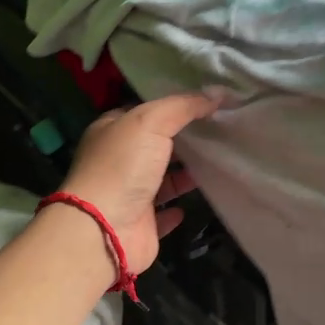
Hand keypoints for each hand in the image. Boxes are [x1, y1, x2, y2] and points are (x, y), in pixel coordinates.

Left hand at [54, 91, 218, 274]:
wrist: (105, 229)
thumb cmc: (122, 167)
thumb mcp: (151, 122)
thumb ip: (183, 106)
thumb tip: (217, 95)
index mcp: (111, 132)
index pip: (142, 113)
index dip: (171, 107)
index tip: (204, 103)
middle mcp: (117, 162)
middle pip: (153, 145)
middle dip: (181, 140)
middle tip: (219, 131)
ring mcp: (128, 195)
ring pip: (161, 180)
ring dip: (183, 174)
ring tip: (216, 163)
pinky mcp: (141, 225)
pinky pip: (163, 214)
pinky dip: (177, 208)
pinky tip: (194, 201)